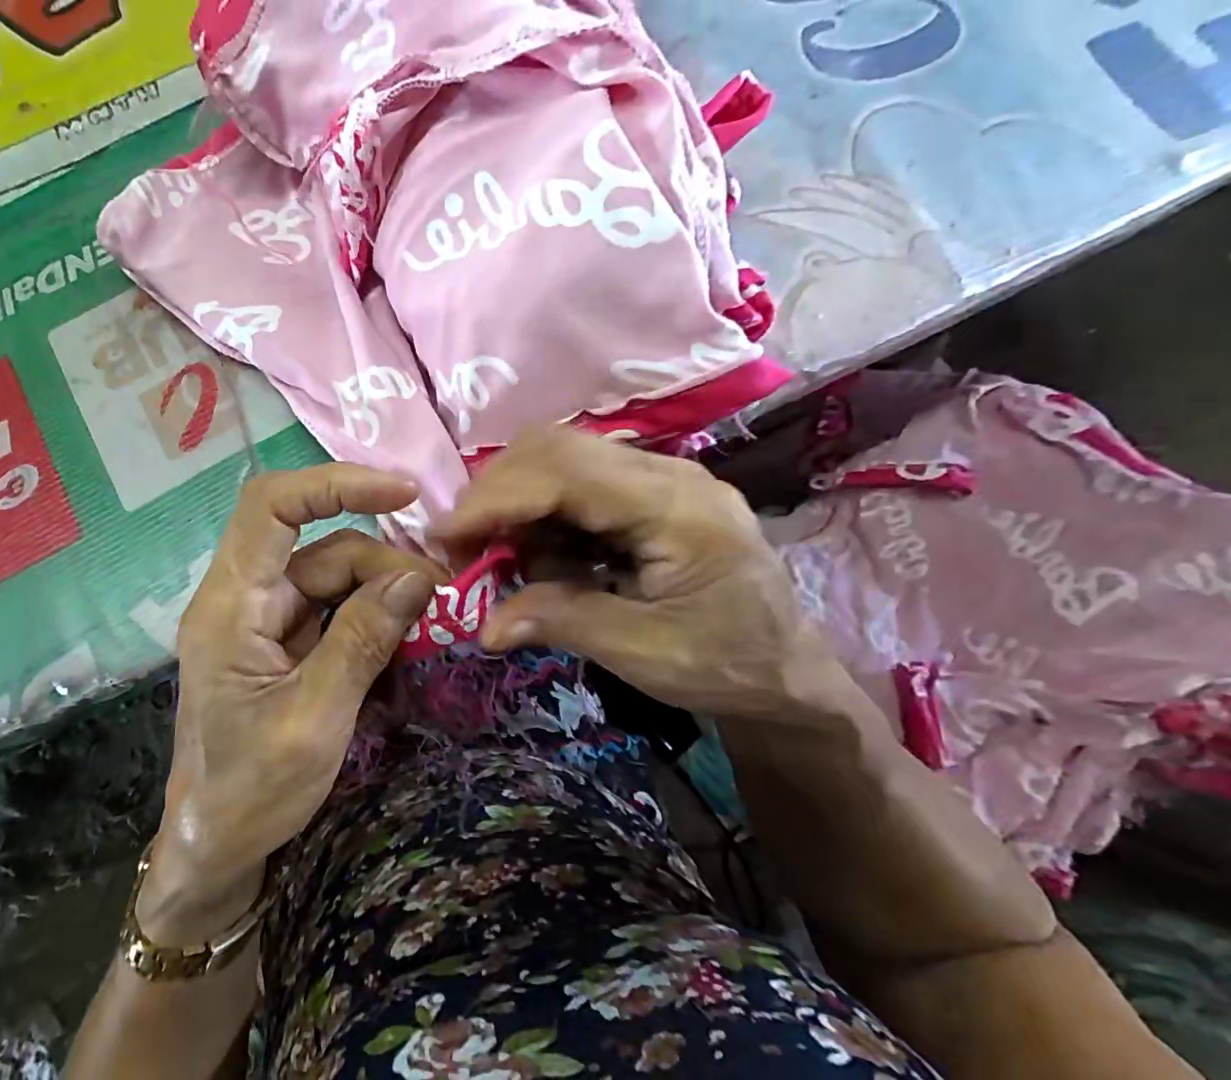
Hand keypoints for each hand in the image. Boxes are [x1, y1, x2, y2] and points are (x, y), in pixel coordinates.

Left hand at [141, 466, 444, 943]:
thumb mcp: (316, 717)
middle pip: (315, 547)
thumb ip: (363, 640)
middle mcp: (240, 601)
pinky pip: (328, 612)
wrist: (215, 848)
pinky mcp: (277, 648)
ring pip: (328, 578)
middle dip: (380, 561)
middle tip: (441, 594)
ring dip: (380, 590)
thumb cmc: (251, 791)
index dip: (333, 485)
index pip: (270, 508)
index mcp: (230, 606)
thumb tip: (416, 578)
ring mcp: (259, 624)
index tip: (402, 494)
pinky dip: (367, 617)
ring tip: (430, 619)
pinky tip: (402, 638)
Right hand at [433, 426, 843, 722]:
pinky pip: (570, 483)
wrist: (786, 671)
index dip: (495, 499)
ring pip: (557, 457)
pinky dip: (534, 515)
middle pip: (555, 448)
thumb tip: (482, 626)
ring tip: (497, 556)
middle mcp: (666, 475)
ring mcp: (656, 479)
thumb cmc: (726, 664)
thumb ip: (563, 623)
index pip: (566, 475)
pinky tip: (536, 556)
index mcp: (677, 508)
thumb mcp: (645, 653)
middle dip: (495, 493)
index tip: (444, 536)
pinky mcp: (642, 495)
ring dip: (511, 502)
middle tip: (461, 547)